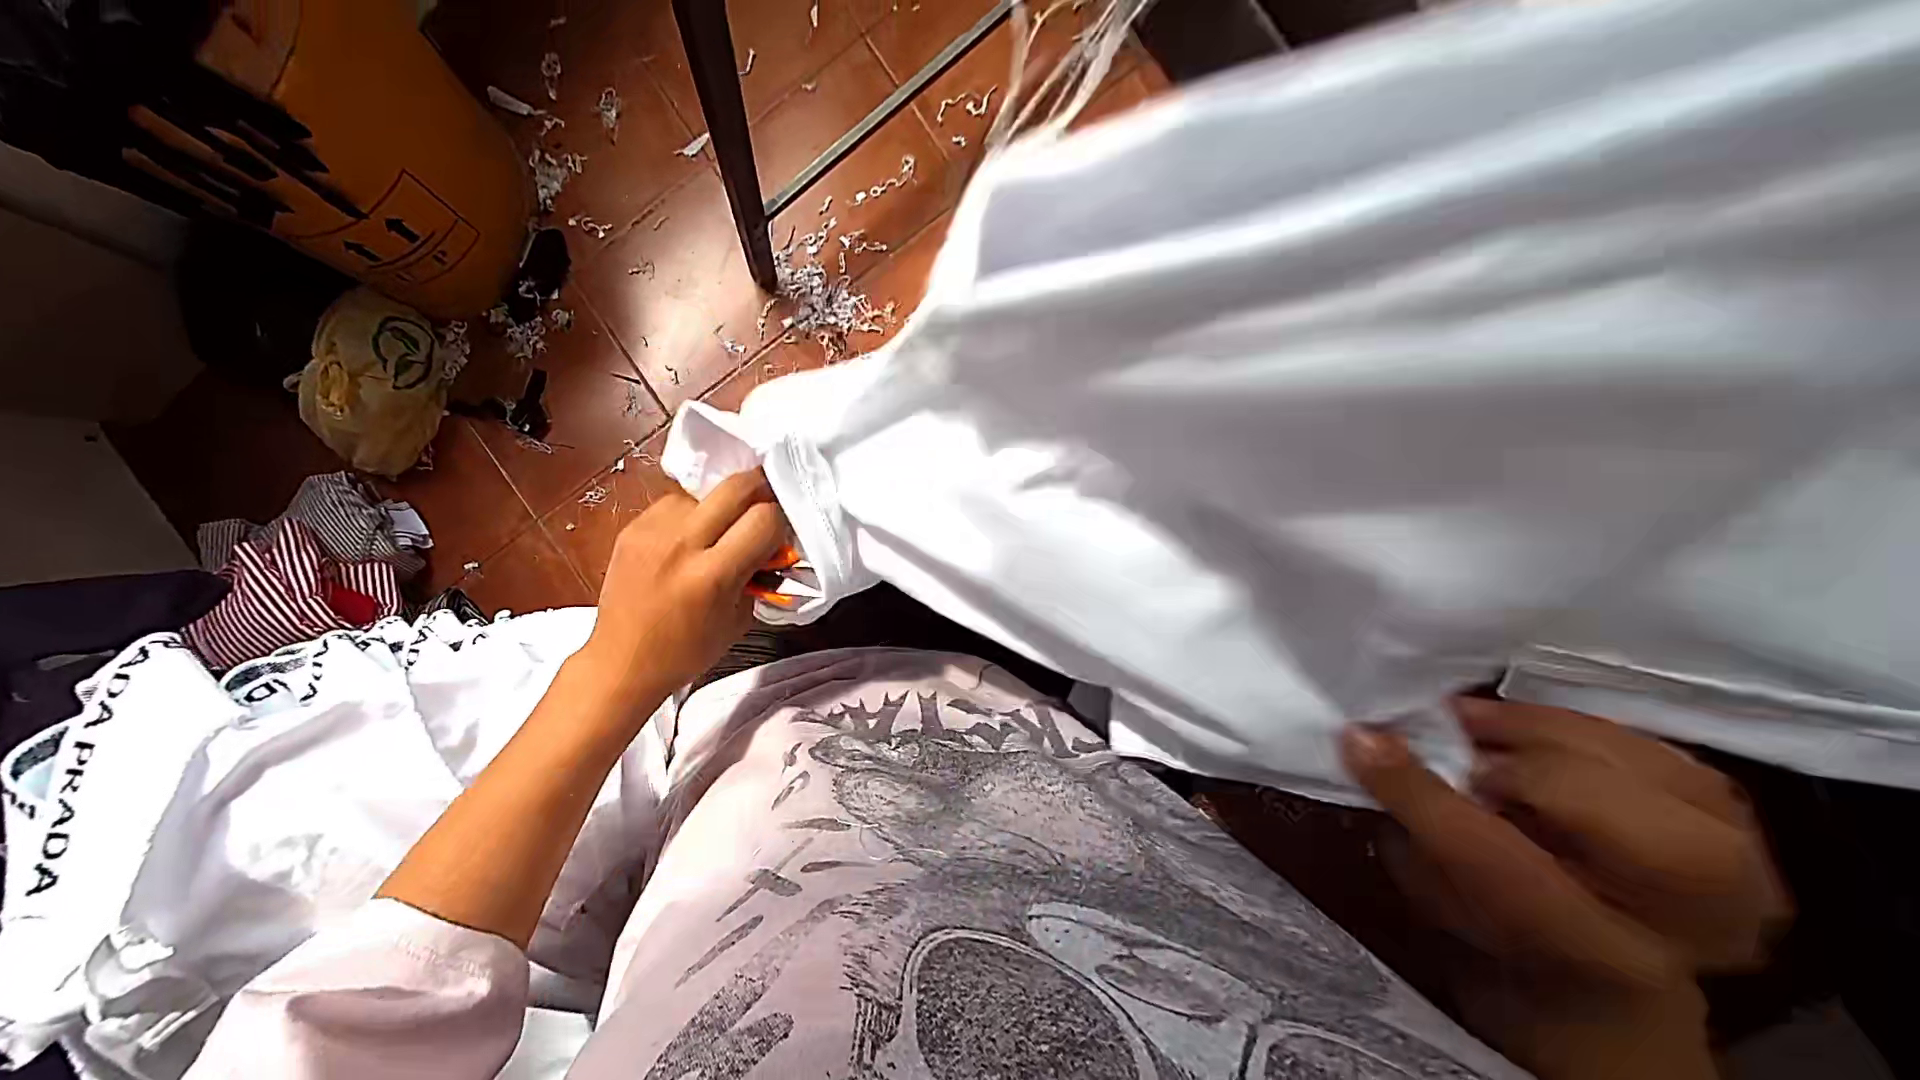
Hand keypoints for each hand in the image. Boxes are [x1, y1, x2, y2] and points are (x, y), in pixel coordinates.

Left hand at [582, 470, 787, 698]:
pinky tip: (690, 538)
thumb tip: (776, 543)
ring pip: (705, 492)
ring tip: (719, 531)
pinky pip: (675, 502)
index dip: (780, 521)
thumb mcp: (740, 617)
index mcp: (713, 575)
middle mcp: (682, 545)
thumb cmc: (688, 650)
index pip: (765, 518)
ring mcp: (653, 532)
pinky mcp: (632, 527)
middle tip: (764, 509)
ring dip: (721, 505)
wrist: (623, 661)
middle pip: (737, 486)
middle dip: (759, 492)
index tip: (779, 533)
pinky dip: (691, 514)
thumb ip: (760, 574)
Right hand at [1341, 699, 1789, 1078]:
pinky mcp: (1734, 821)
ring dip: (1553, 734)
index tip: (1360, 738)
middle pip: (1620, 828)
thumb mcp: (1436, 891)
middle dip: (1528, 769)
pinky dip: (1587, 728)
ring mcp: (1735, 873)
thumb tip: (1366, 740)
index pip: (1503, 865)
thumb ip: (1411, 822)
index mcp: (1588, 955)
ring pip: (1657, 775)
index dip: (1424, 794)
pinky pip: (1664, 751)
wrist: (1598, 972)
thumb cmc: (1495, 927)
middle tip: (1455, 744)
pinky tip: (1530, 726)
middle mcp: (1685, 925)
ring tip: (1482, 721)